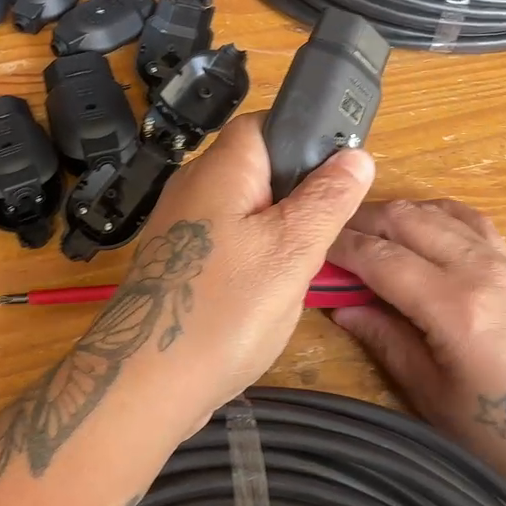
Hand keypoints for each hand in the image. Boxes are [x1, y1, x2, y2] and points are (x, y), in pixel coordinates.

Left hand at [114, 112, 372, 425]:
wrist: (150, 380)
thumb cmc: (224, 309)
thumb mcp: (292, 250)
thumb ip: (326, 200)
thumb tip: (355, 157)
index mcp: (220, 169)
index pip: (263, 125)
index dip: (303, 139)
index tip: (337, 174)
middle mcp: (194, 187)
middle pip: (257, 170)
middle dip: (296, 197)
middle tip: (322, 232)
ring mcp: (182, 226)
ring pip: (245, 211)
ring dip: (277, 234)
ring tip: (297, 268)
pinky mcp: (179, 260)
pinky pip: (228, 242)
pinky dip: (253, 259)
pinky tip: (267, 292)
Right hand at [327, 200, 505, 483]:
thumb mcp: (432, 396)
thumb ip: (385, 339)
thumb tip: (340, 305)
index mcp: (454, 306)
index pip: (380, 256)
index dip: (338, 246)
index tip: (308, 245)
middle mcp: (477, 270)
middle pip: (404, 219)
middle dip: (358, 220)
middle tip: (325, 236)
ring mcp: (501, 261)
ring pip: (432, 211)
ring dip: (391, 214)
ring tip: (360, 233)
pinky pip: (466, 218)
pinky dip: (432, 213)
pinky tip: (414, 225)